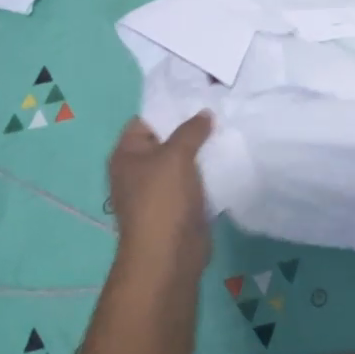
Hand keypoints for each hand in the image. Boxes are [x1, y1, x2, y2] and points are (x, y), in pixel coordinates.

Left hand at [108, 112, 213, 273]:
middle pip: (166, 140)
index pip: (146, 120)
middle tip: (219, 111)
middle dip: (191, 129)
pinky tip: (227, 159)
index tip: (198, 98)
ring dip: (202, 151)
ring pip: (182, 161)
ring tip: (228, 131)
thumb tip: (204, 114)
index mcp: (126, 155)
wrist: (169, 255)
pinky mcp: (177, 206)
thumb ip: (191, 130)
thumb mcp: (176, 155)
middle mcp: (138, 171)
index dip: (169, 108)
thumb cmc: (163, 199)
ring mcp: (158, 190)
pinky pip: (193, 181)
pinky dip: (207, 172)